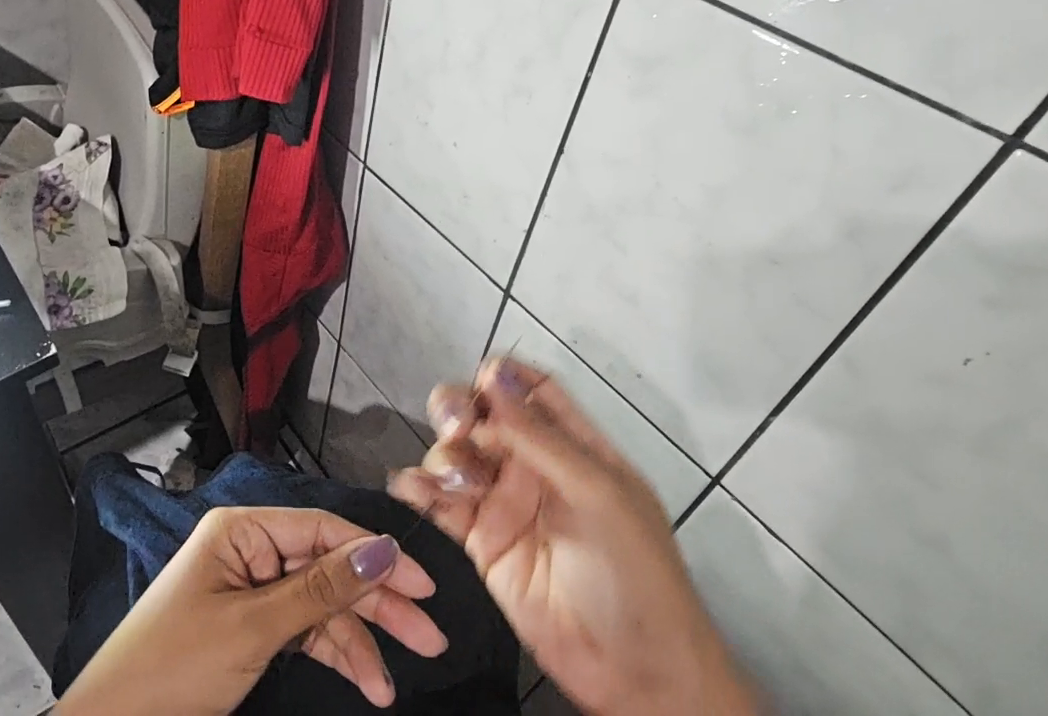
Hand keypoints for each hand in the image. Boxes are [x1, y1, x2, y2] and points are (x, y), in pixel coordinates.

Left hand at [53, 506, 448, 714]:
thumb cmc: (176, 663)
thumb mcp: (254, 626)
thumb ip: (320, 590)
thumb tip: (381, 554)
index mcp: (241, 530)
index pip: (321, 529)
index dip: (375, 554)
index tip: (424, 585)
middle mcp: (250, 550)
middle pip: (327, 567)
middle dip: (377, 604)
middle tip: (430, 638)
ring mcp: (252, 589)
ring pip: (322, 604)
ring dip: (359, 641)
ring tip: (390, 684)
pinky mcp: (253, 625)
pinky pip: (304, 630)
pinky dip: (334, 655)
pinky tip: (366, 681)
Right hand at [389, 358, 760, 715]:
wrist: (636, 673)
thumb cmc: (634, 574)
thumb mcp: (597, 495)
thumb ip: (539, 437)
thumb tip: (492, 373)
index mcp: (574, 448)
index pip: (533, 391)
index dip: (503, 377)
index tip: (480, 381)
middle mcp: (534, 466)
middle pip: (483, 416)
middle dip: (459, 411)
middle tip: (456, 429)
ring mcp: (504, 503)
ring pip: (456, 455)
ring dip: (443, 456)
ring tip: (453, 486)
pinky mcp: (479, 541)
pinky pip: (440, 502)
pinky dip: (419, 488)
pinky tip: (411, 488)